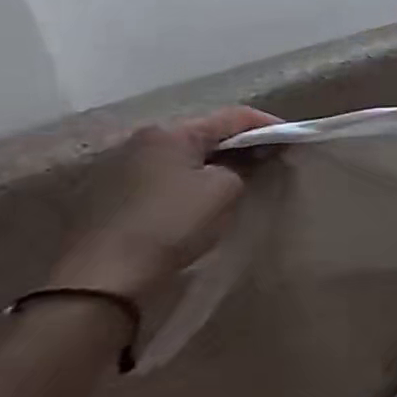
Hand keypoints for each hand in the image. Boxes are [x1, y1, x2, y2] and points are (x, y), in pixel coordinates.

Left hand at [47, 106, 279, 303]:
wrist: (102, 280)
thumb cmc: (172, 224)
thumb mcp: (225, 189)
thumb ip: (245, 164)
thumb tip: (248, 159)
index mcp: (171, 132)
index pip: (234, 116)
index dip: (269, 125)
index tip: (294, 140)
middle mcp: (141, 141)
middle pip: (206, 133)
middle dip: (241, 144)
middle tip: (270, 160)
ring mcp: (119, 167)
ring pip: (184, 155)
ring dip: (214, 162)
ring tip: (240, 178)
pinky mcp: (109, 195)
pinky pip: (164, 175)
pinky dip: (190, 178)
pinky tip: (203, 196)